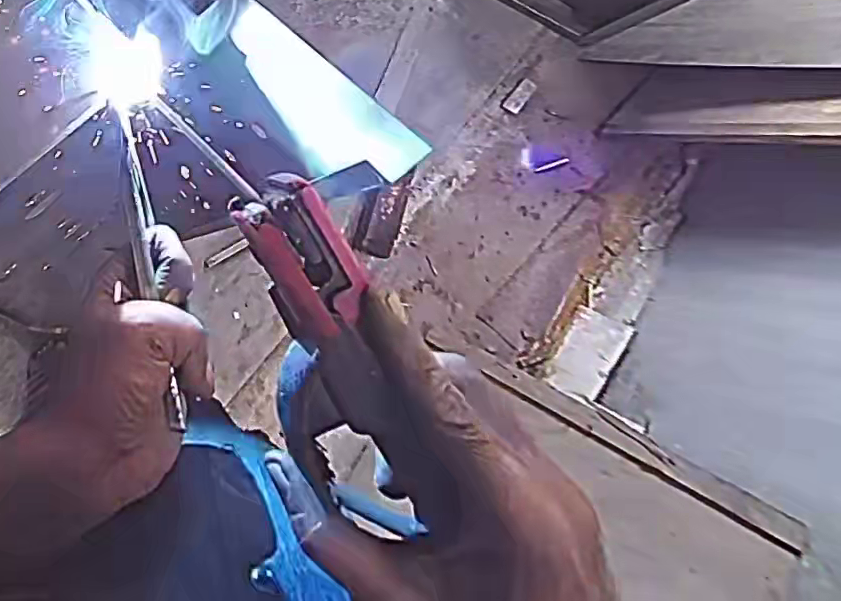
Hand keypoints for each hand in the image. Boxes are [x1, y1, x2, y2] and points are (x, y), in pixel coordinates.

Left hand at [4, 248, 212, 538]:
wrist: (94, 459)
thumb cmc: (98, 392)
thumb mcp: (144, 330)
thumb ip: (181, 320)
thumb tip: (195, 360)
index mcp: (115, 291)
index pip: (147, 249)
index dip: (166, 251)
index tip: (175, 274)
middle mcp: (135, 317)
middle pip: (180, 290)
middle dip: (188, 307)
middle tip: (174, 329)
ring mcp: (154, 353)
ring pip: (195, 332)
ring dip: (197, 351)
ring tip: (179, 372)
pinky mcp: (171, 387)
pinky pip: (202, 370)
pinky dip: (203, 380)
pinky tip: (188, 391)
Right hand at [268, 291, 613, 600]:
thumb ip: (336, 542)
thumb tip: (284, 476)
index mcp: (513, 510)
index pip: (444, 402)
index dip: (401, 346)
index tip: (369, 299)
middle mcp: (542, 482)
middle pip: (458, 385)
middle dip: (402, 377)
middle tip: (359, 399)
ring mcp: (555, 481)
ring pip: (474, 399)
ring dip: (421, 408)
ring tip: (394, 467)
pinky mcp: (552, 485)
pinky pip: (488, 426)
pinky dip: (443, 431)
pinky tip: (419, 482)